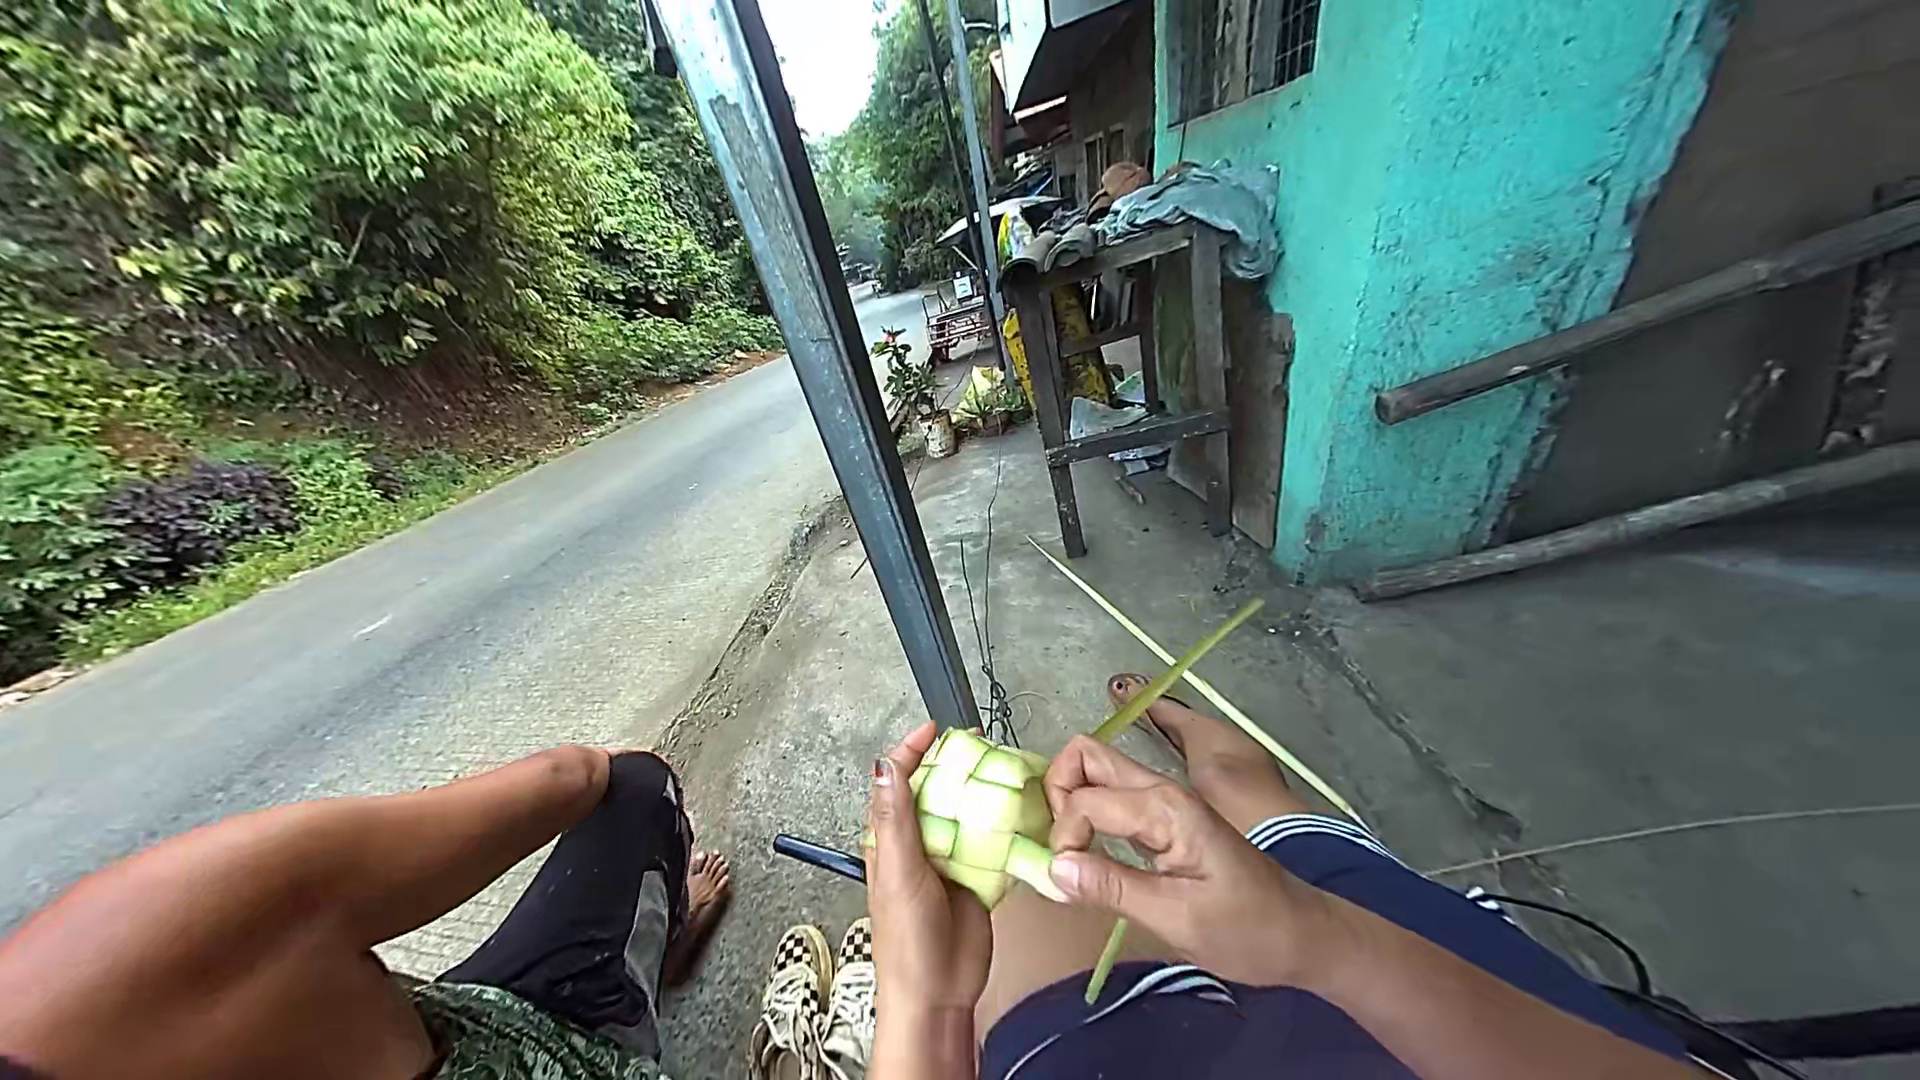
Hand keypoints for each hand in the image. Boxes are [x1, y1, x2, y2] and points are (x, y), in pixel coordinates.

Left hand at [864, 721, 992, 1015]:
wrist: (939, 993)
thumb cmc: (906, 939)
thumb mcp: (898, 872)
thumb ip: (895, 818)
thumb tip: (884, 764)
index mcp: (890, 835)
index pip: (897, 778)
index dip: (912, 749)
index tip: (933, 729)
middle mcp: (917, 838)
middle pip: (934, 786)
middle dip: (953, 762)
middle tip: (978, 743)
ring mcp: (947, 853)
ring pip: (962, 808)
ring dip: (978, 787)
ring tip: (1000, 766)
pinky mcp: (974, 870)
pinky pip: (987, 836)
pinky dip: (999, 820)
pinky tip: (1016, 805)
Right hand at [1043, 735, 1347, 986]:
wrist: (1299, 934)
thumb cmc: (1246, 930)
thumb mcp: (1177, 918)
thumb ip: (1111, 887)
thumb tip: (1054, 866)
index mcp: (1165, 806)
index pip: (1086, 799)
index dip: (1065, 836)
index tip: (1065, 878)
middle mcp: (1159, 788)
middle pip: (1086, 755)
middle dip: (1057, 790)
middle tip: (1057, 844)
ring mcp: (1160, 797)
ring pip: (1095, 769)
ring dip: (1069, 799)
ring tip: (1068, 850)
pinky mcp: (1160, 814)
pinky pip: (1109, 794)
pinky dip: (1085, 811)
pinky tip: (1084, 849)